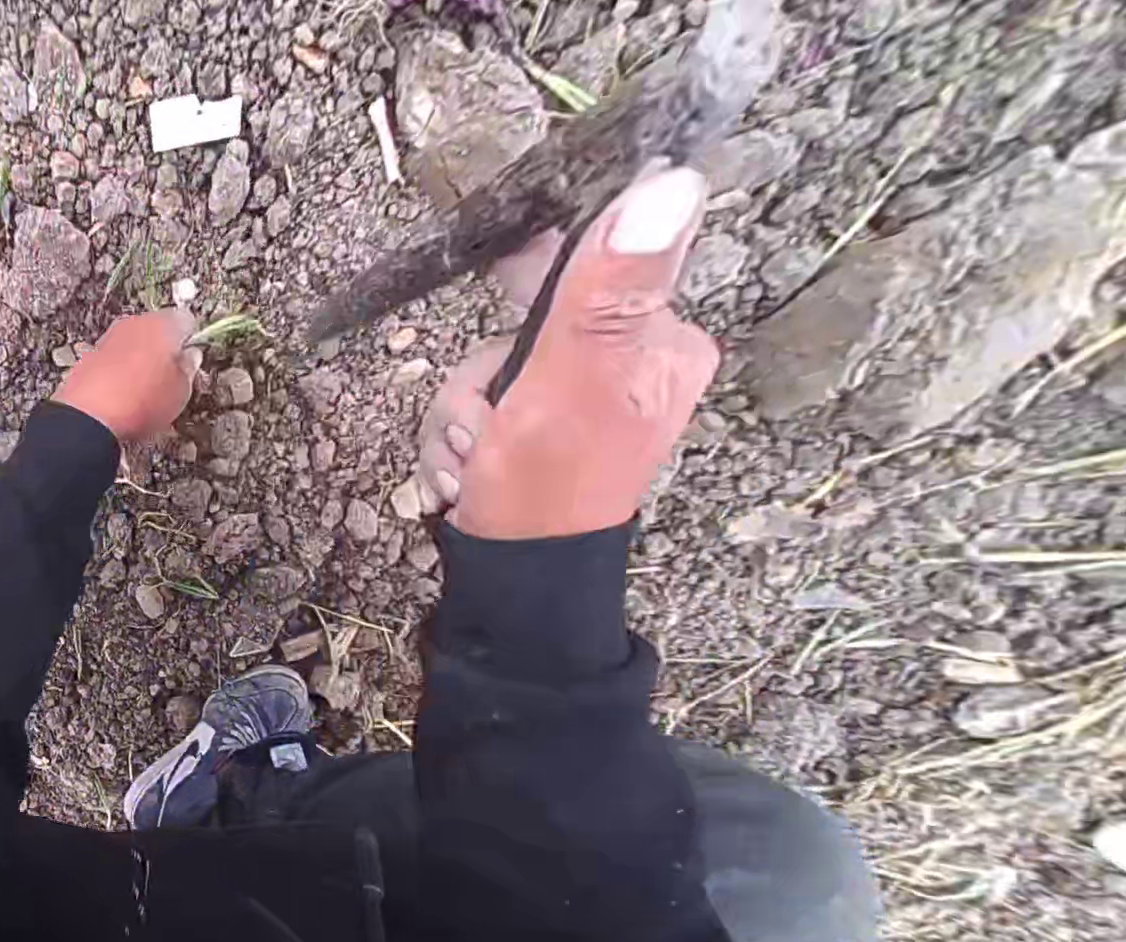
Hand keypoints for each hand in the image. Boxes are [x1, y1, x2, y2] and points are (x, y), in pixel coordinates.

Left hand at [53, 309, 201, 441]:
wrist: (89, 418)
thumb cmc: (141, 402)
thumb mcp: (181, 392)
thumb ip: (188, 369)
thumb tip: (190, 357)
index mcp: (163, 325)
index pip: (187, 321)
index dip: (192, 342)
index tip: (192, 361)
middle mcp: (134, 323)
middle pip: (157, 330)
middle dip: (165, 351)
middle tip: (171, 380)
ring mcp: (109, 338)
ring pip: (133, 344)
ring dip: (141, 362)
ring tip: (146, 394)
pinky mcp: (88, 357)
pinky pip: (113, 360)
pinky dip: (119, 373)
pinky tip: (123, 397)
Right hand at [433, 167, 719, 540]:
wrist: (512, 574)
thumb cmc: (546, 486)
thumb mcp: (571, 384)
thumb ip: (604, 294)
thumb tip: (670, 184)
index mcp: (653, 344)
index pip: (587, 269)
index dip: (526, 279)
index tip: (487, 284)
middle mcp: (613, 367)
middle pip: (513, 330)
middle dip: (476, 387)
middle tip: (483, 431)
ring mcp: (565, 402)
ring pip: (480, 374)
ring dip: (456, 422)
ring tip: (468, 467)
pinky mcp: (527, 429)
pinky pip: (471, 408)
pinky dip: (455, 443)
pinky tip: (462, 478)